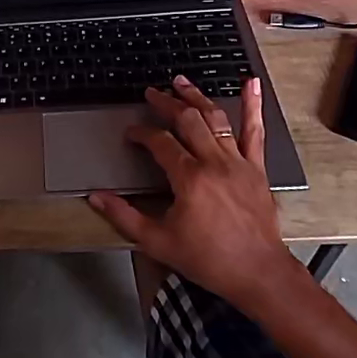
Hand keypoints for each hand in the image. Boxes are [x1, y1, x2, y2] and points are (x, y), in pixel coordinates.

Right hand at [88, 76, 302, 309]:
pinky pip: (255, 132)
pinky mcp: (257, 170)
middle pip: (187, 120)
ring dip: (197, 97)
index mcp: (189, 178)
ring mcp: (239, 163)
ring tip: (182, 82)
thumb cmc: (210, 260)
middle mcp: (215, 164)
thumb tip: (96, 198)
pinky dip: (254, 106)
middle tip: (152, 93)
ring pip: (216, 119)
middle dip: (166, 103)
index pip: (160, 142)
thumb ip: (123, 216)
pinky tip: (251, 85)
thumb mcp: (157, 241)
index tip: (131, 134)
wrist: (259, 275)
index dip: (141, 133)